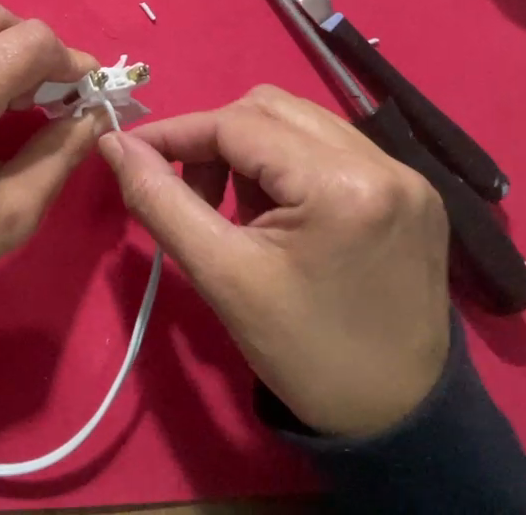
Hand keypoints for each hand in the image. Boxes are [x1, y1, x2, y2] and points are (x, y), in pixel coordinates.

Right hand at [97, 85, 450, 437]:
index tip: (130, 152)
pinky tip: (274, 211)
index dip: (176, 133)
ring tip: (234, 208)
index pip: (237, 124)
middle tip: (191, 191)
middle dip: (214, 138)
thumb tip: (114, 143)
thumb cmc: (303, 353)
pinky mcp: (411, 192)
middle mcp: (383, 164)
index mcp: (342, 185)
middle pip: (270, 107)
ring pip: (299, 121)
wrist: (396, 419)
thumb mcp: (220, 276)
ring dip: (249, 149)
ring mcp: (405, 176)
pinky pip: (328, 147)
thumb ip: (159, 199)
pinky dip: (284, 164)